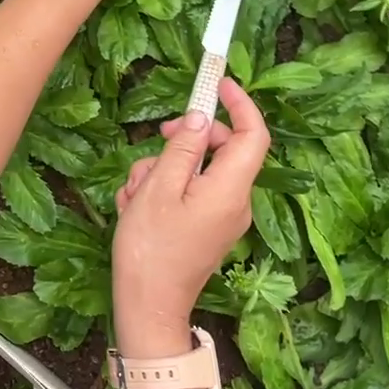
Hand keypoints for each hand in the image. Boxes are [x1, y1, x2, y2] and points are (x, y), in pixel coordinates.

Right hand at [111, 78, 270, 356]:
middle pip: (220, 149)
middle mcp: (236, 201)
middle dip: (184, 139)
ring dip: (162, 169)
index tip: (218, 82)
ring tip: (135, 193)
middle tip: (156, 138)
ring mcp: (222, 217)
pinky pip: (189, 192)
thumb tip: (200, 116)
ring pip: (196, 169)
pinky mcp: (207, 228)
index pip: (253, 135)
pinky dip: (162, 190)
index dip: (240, 104)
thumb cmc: (151, 245)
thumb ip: (183, 147)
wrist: (147, 306)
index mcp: (231, 189)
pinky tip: (137, 207)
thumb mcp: (159, 187)